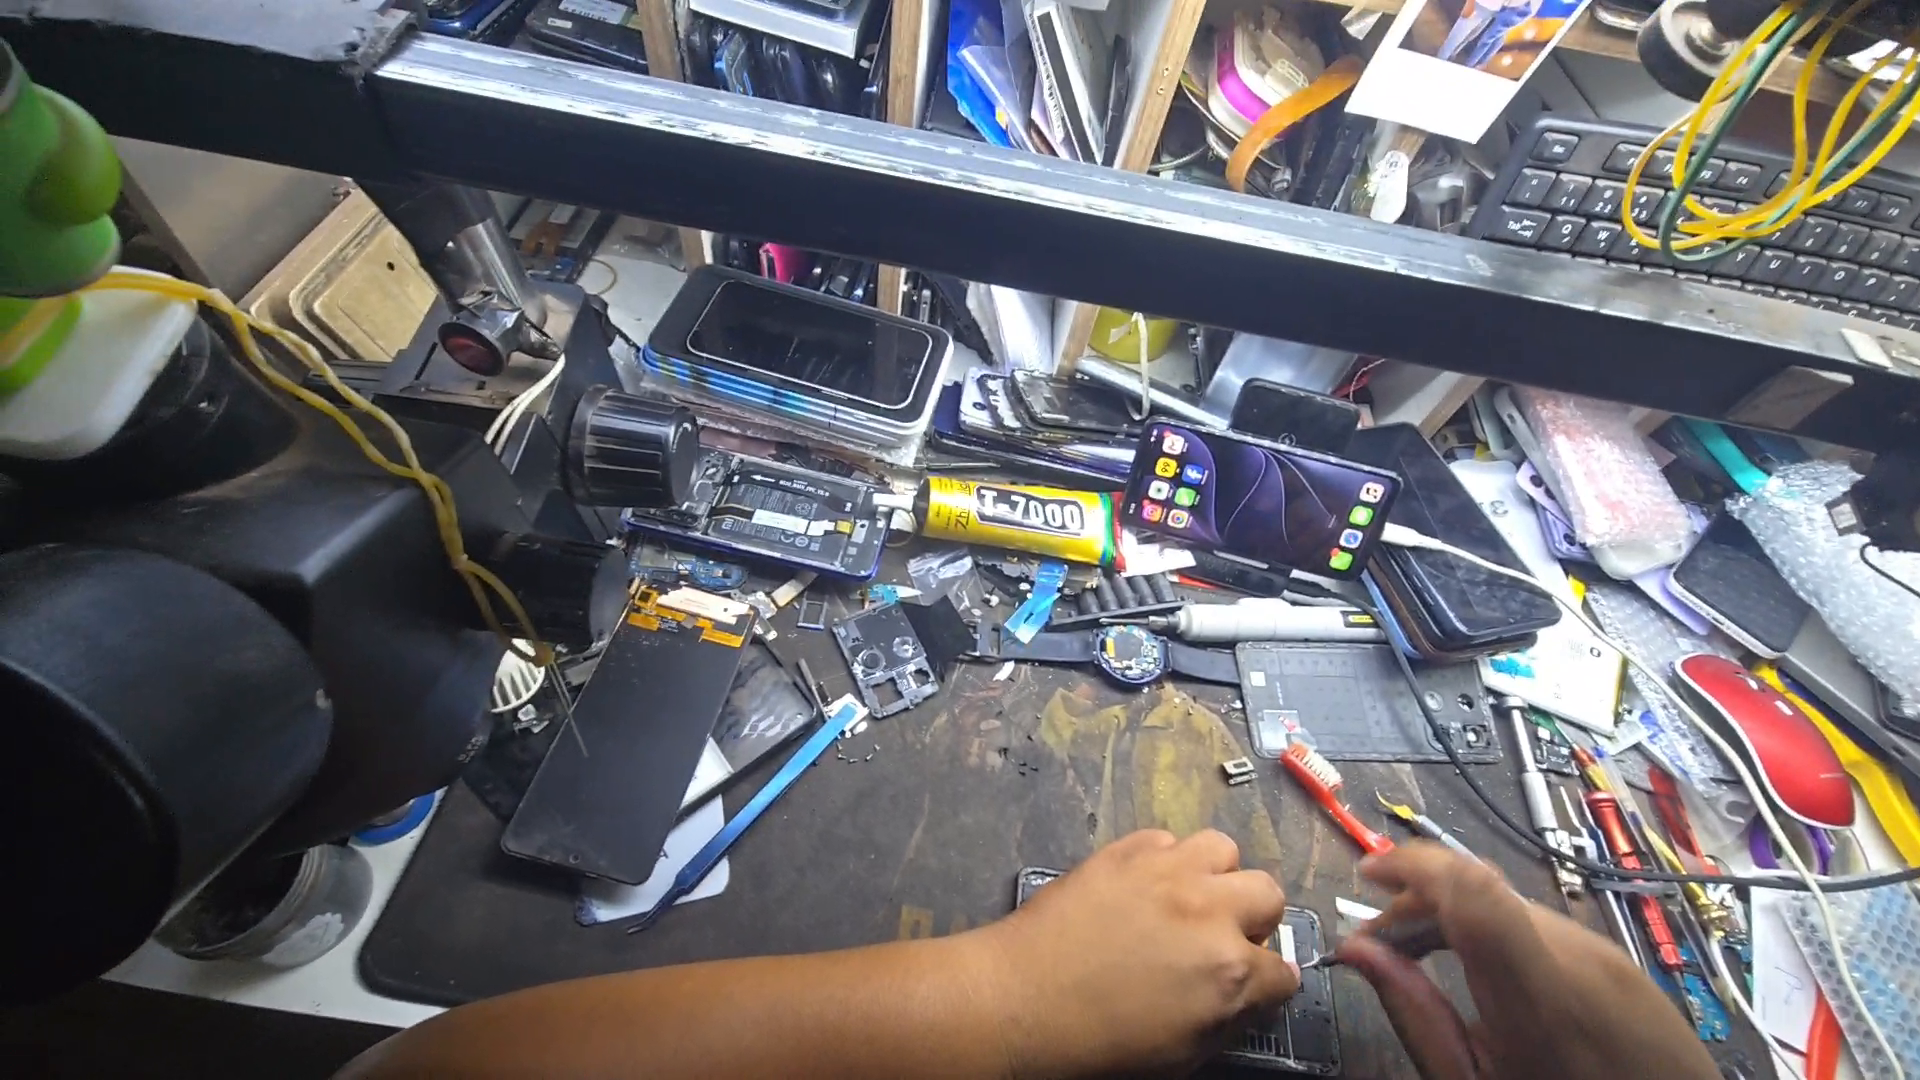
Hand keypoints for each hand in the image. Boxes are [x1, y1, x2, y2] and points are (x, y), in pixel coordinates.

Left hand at [973, 829, 1299, 1077]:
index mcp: (1229, 969)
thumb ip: (1230, 1013)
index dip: (1271, 980)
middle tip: (1226, 933)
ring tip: (1189, 895)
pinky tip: (1145, 883)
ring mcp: (1166, 869)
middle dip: (1255, 917)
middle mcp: (1207, 908)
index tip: (1256, 980)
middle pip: (1267, 891)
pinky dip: (1165, 859)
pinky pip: (1166, 838)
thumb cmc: (1104, 1038)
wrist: (1027, 994)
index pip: (1284, 970)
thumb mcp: (1185, 1050)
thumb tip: (1251, 989)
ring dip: (1215, 874)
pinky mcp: (1126, 847)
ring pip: (1221, 848)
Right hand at [1334, 843, 1718, 1079]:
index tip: (1368, 875)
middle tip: (1380, 941)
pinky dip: (1489, 929)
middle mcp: (1578, 956)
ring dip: (1449, 914)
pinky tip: (1477, 968)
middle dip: (1413, 899)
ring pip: (1502, 902)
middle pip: (1475, 887)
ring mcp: (1607, 955)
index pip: (1470, 888)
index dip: (1411, 865)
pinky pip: (1536, 923)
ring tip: (1422, 956)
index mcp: (1541, 995)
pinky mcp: (1621, 961)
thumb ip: (1415, 1013)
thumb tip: (1356, 949)